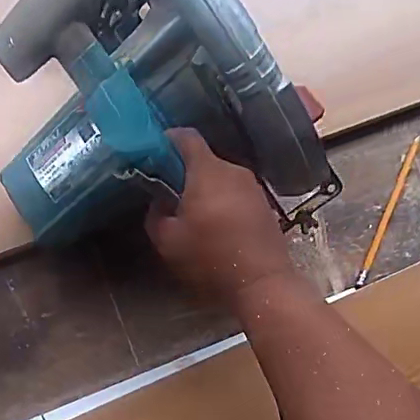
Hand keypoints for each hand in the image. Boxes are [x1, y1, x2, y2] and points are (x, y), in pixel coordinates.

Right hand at [143, 130, 296, 305]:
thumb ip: (156, 214)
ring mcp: (254, 187)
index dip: (167, 142)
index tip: (154, 158)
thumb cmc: (211, 259)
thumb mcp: (168, 241)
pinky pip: (237, 194)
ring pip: (222, 178)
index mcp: (207, 171)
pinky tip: (218, 226)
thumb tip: (160, 201)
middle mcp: (234, 170)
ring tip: (195, 214)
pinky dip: (225, 202)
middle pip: (204, 159)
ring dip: (207, 189)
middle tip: (170, 194)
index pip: (185, 137)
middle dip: (186, 172)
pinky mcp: (265, 205)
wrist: (262, 283)